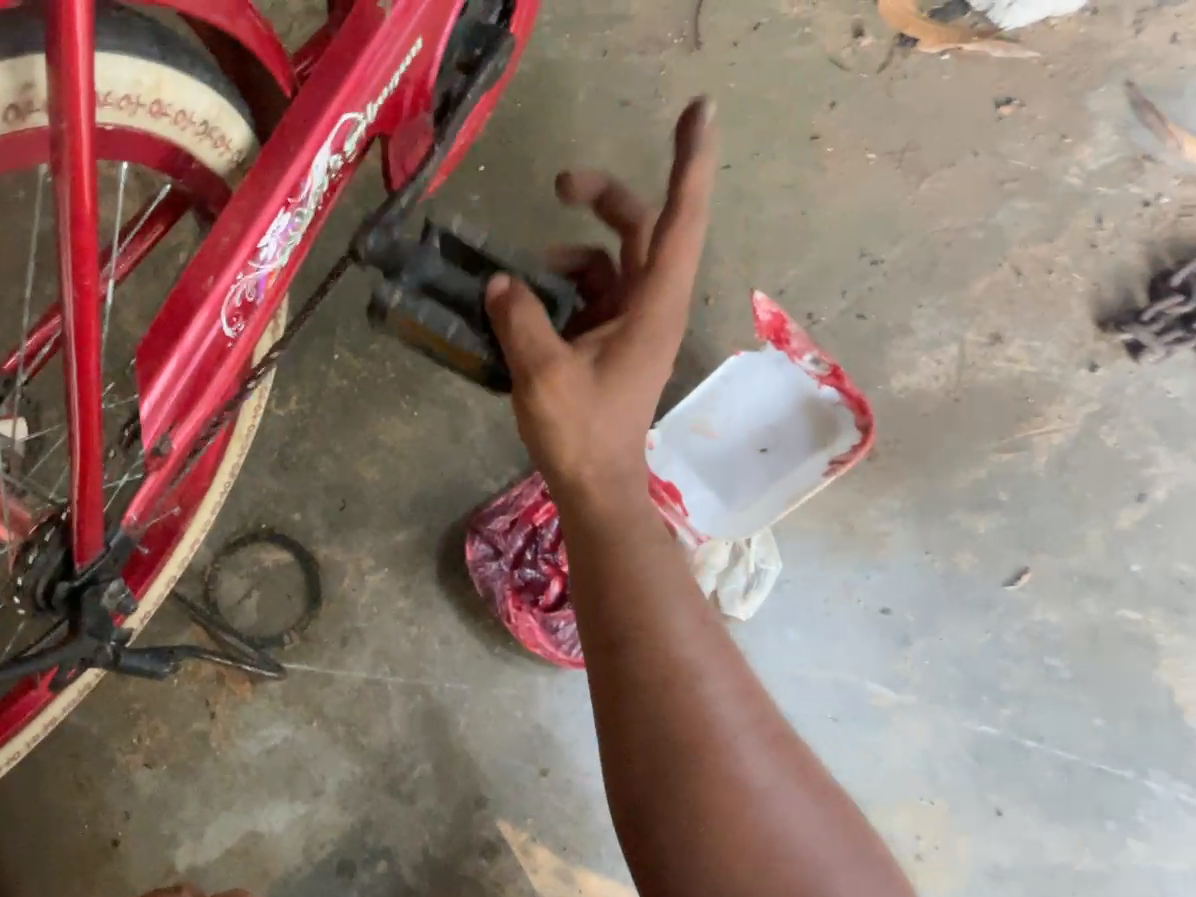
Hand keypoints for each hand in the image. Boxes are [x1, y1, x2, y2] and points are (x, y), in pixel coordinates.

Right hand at [484, 98, 718, 502]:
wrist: (594, 486)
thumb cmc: (580, 433)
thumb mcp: (541, 373)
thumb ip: (520, 319)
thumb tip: (499, 283)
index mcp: (654, 306)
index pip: (680, 220)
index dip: (690, 162)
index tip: (696, 110)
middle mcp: (653, 305)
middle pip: (641, 229)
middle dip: (603, 201)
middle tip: (557, 186)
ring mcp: (633, 324)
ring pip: (609, 264)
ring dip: (568, 259)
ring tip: (520, 279)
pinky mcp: (612, 343)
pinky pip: (590, 297)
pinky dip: (560, 291)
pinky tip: (523, 309)